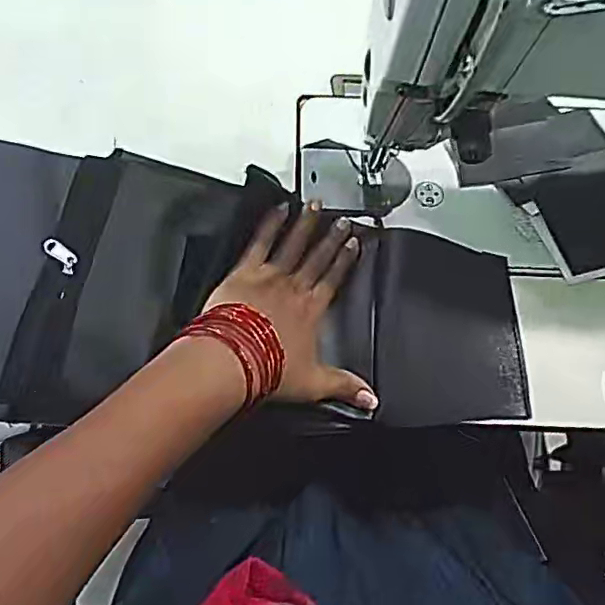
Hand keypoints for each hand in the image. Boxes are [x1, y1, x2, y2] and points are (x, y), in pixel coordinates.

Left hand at [202, 201, 376, 410]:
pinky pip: (259, 242)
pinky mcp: (244, 272)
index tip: (354, 244)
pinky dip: (269, 225)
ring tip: (314, 206)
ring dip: (305, 224)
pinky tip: (276, 209)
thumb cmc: (268, 369)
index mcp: (310, 310)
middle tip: (342, 219)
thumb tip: (370, 399)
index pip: (333, 279)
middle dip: (332, 237)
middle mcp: (293, 288)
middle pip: (317, 257)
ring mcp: (269, 276)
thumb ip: (344, 386)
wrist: (234, 358)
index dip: (346, 260)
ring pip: (292, 244)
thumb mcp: (313, 383)